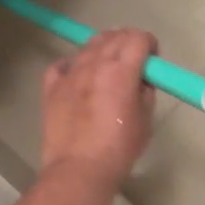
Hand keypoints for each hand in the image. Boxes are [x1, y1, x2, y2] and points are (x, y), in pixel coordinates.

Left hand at [39, 29, 157, 186]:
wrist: (80, 169)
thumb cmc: (119, 147)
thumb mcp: (146, 119)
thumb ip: (145, 92)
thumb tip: (141, 81)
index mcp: (121, 70)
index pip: (138, 38)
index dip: (148, 45)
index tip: (152, 60)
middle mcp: (95, 64)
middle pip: (114, 36)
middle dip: (128, 42)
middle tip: (134, 61)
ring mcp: (70, 73)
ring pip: (89, 45)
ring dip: (103, 49)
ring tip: (108, 67)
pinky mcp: (51, 86)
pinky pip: (63, 64)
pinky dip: (74, 64)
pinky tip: (79, 77)